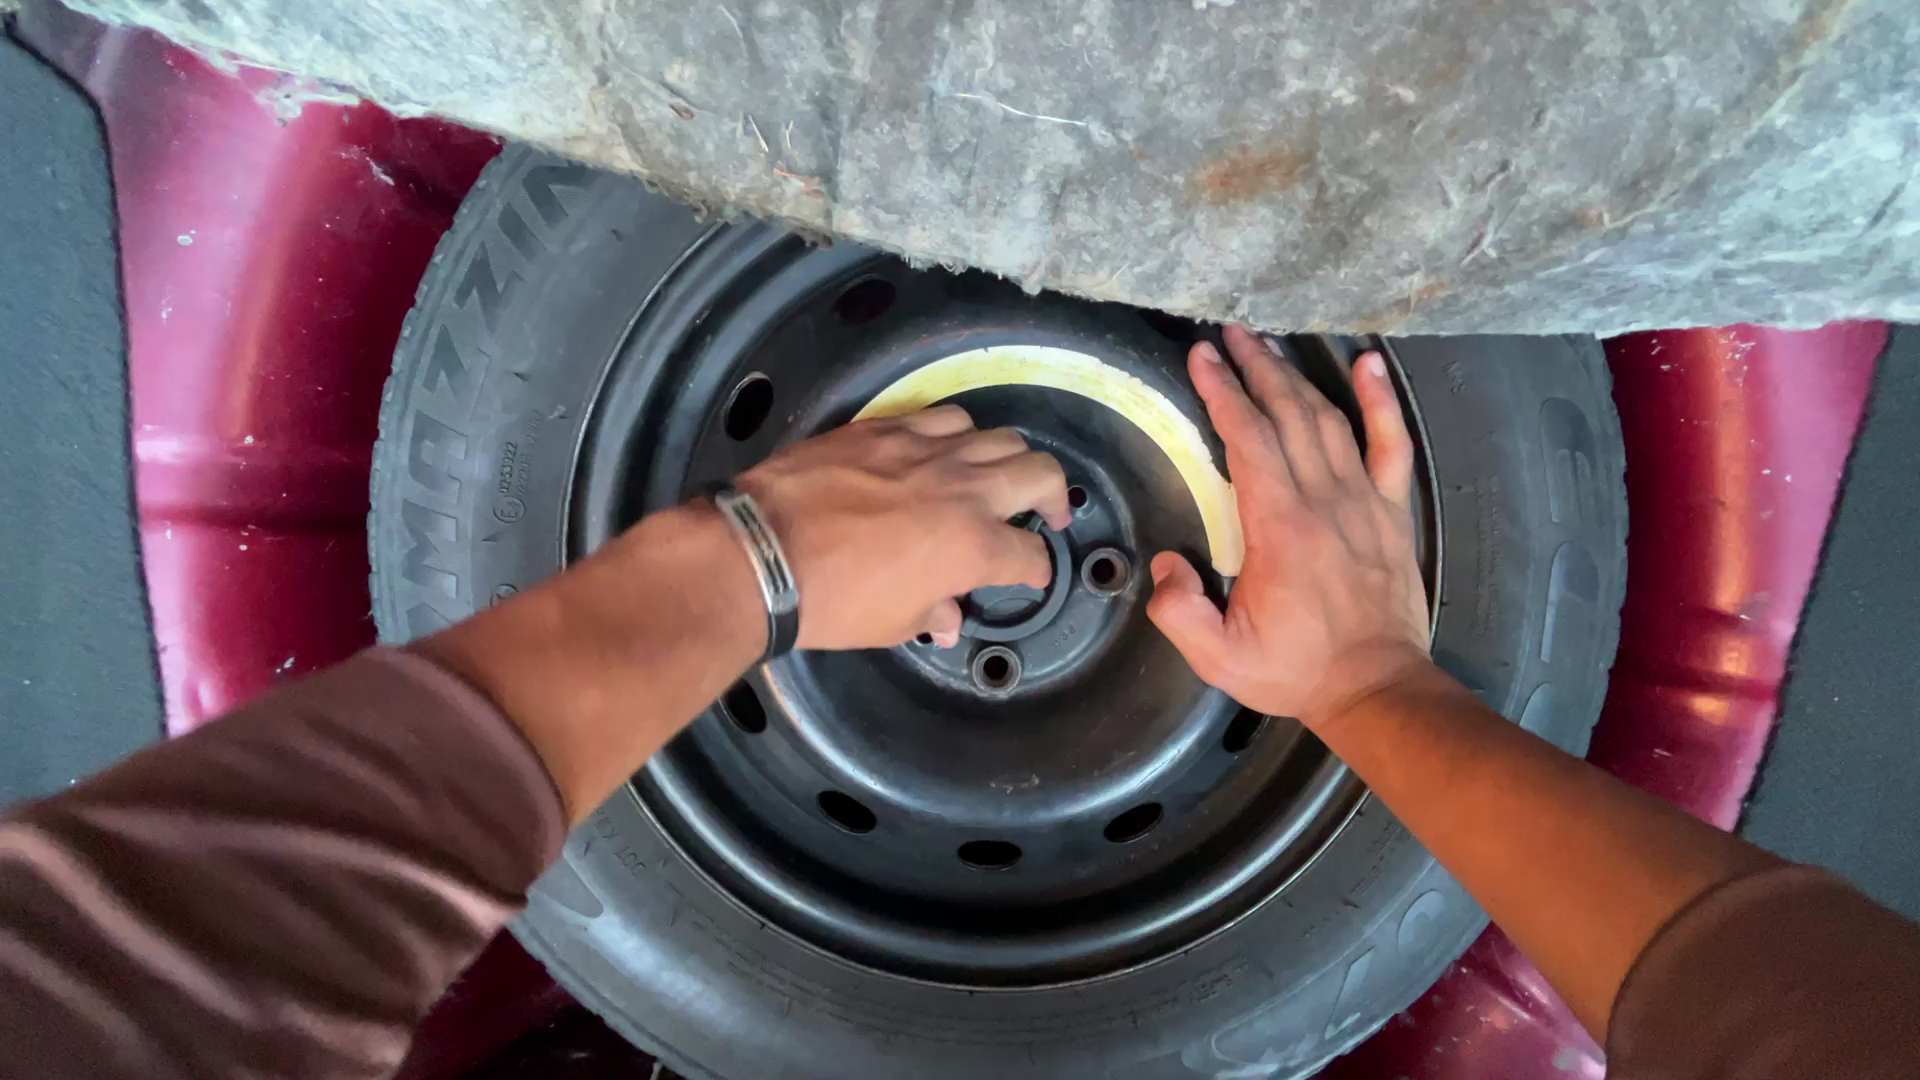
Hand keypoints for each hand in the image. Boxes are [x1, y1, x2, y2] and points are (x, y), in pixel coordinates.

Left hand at [738, 405, 1070, 650]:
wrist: (763, 552)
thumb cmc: (834, 601)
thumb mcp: (894, 624)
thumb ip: (934, 613)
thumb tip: (948, 616)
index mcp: (973, 545)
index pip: (1031, 554)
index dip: (1037, 568)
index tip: (1029, 572)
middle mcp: (964, 489)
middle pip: (1040, 474)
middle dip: (1056, 495)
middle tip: (1048, 511)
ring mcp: (927, 450)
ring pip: (998, 435)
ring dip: (1009, 458)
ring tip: (996, 474)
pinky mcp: (888, 428)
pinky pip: (944, 417)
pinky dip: (959, 434)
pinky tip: (946, 448)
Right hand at [1147, 325, 1429, 727]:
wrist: (1376, 687)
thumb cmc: (1293, 669)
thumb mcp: (1219, 656)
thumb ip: (1180, 610)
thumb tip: (1167, 563)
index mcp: (1279, 527)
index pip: (1246, 440)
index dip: (1222, 392)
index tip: (1201, 357)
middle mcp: (1323, 500)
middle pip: (1286, 414)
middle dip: (1254, 368)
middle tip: (1229, 332)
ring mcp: (1363, 501)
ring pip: (1328, 419)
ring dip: (1295, 377)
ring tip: (1267, 345)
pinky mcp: (1390, 511)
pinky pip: (1390, 443)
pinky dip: (1379, 401)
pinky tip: (1367, 366)